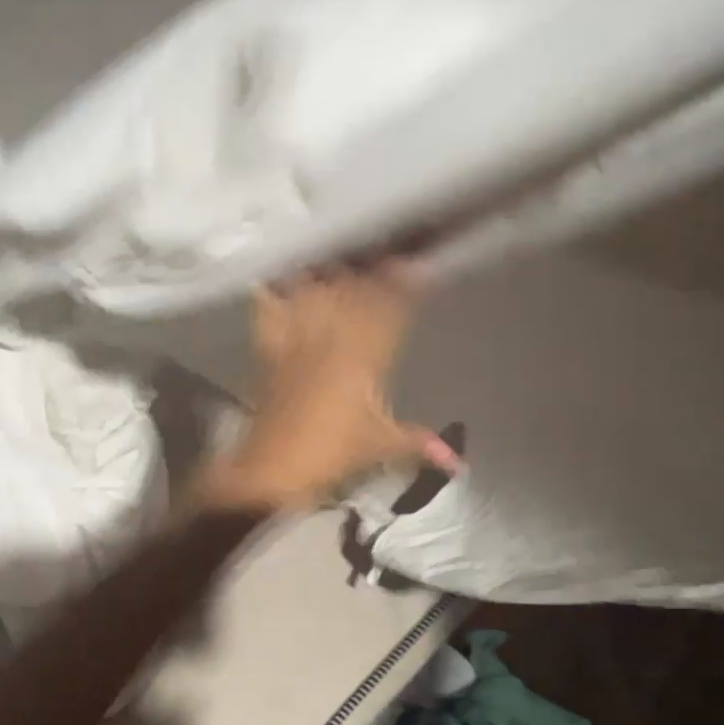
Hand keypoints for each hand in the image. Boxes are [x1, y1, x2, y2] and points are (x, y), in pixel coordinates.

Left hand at [198, 265, 458, 510]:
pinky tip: (272, 280)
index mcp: (362, 359)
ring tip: (337, 261)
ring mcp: (294, 345)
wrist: (270, 471)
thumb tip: (456, 462)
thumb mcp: (378, 446)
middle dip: (368, 272)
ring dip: (326, 277)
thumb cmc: (328, 456)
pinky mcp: (267, 355)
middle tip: (381, 254)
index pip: (387, 311)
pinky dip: (274, 296)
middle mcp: (328, 342)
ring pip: (313, 297)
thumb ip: (417, 443)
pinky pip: (270, 315)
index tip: (414, 266)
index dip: (402, 285)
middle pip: (350, 294)